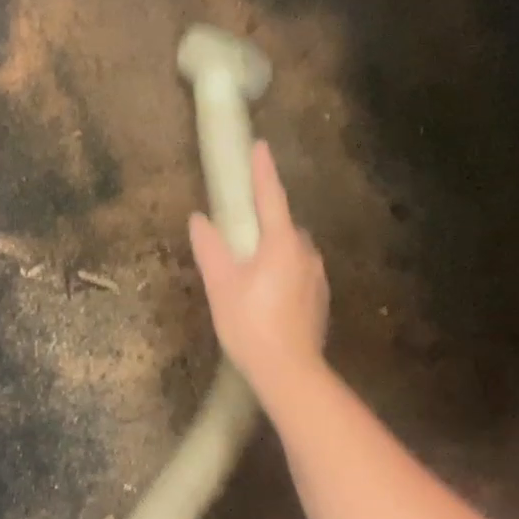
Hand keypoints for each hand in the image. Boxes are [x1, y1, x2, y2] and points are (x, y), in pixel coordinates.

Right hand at [189, 141, 329, 388]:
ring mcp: (317, 278)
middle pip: (284, 226)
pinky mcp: (319, 301)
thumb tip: (199, 219)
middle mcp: (306, 254)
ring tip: (248, 270)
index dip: (262, 171)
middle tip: (239, 231)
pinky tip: (265, 296)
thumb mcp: (221, 284)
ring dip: (274, 251)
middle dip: (265, 222)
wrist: (290, 373)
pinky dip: (282, 274)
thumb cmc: (251, 323)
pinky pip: (298, 274)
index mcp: (282, 242)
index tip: (259, 146)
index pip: (271, 196)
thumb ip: (210, 248)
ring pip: (292, 252)